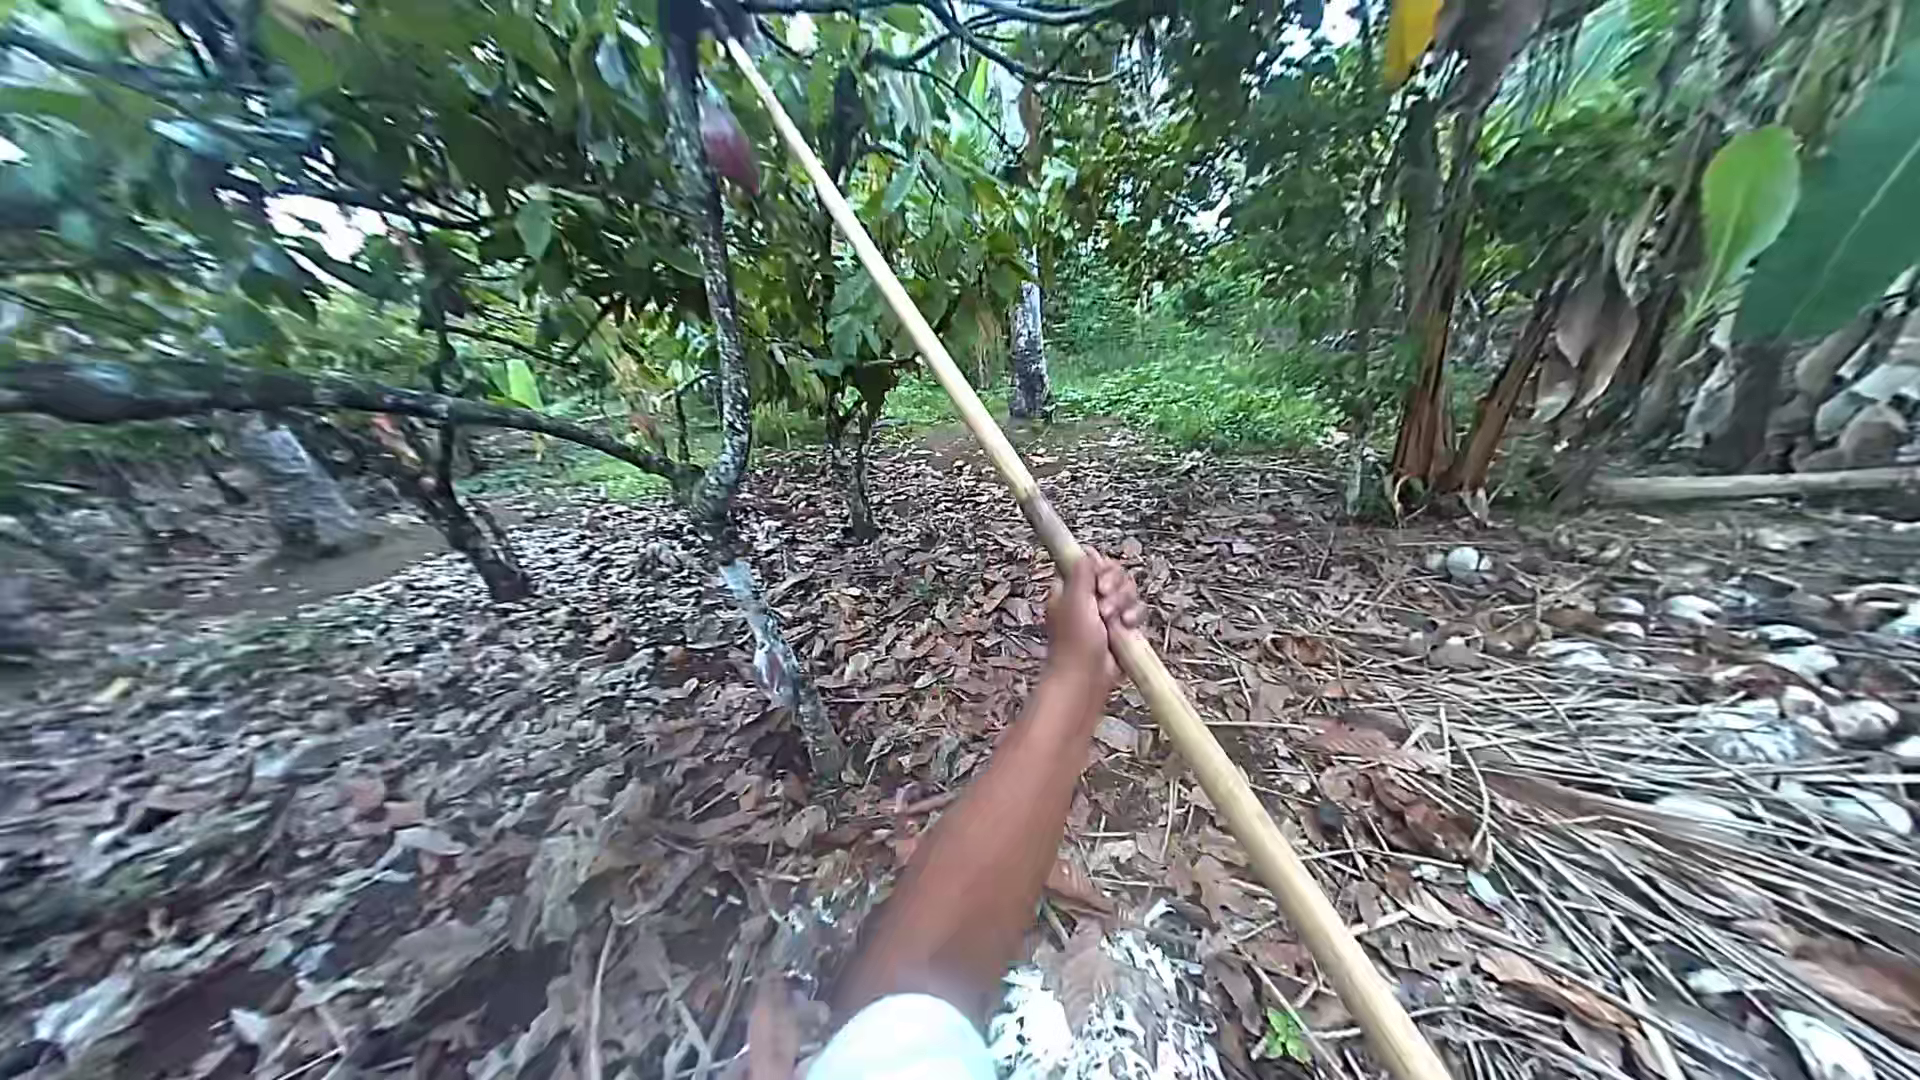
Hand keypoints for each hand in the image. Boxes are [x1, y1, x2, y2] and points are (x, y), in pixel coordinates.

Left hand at [1045, 550, 1144, 693]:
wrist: (1085, 677)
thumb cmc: (1074, 641)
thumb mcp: (1075, 599)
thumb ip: (1082, 572)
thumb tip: (1088, 550)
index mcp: (1072, 587)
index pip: (1095, 563)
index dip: (1103, 570)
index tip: (1101, 584)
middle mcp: (1089, 597)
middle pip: (1115, 575)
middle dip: (1116, 590)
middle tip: (1105, 607)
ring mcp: (1106, 612)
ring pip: (1128, 592)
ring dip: (1125, 604)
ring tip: (1115, 621)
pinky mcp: (1121, 627)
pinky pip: (1136, 610)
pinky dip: (1134, 617)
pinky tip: (1127, 627)